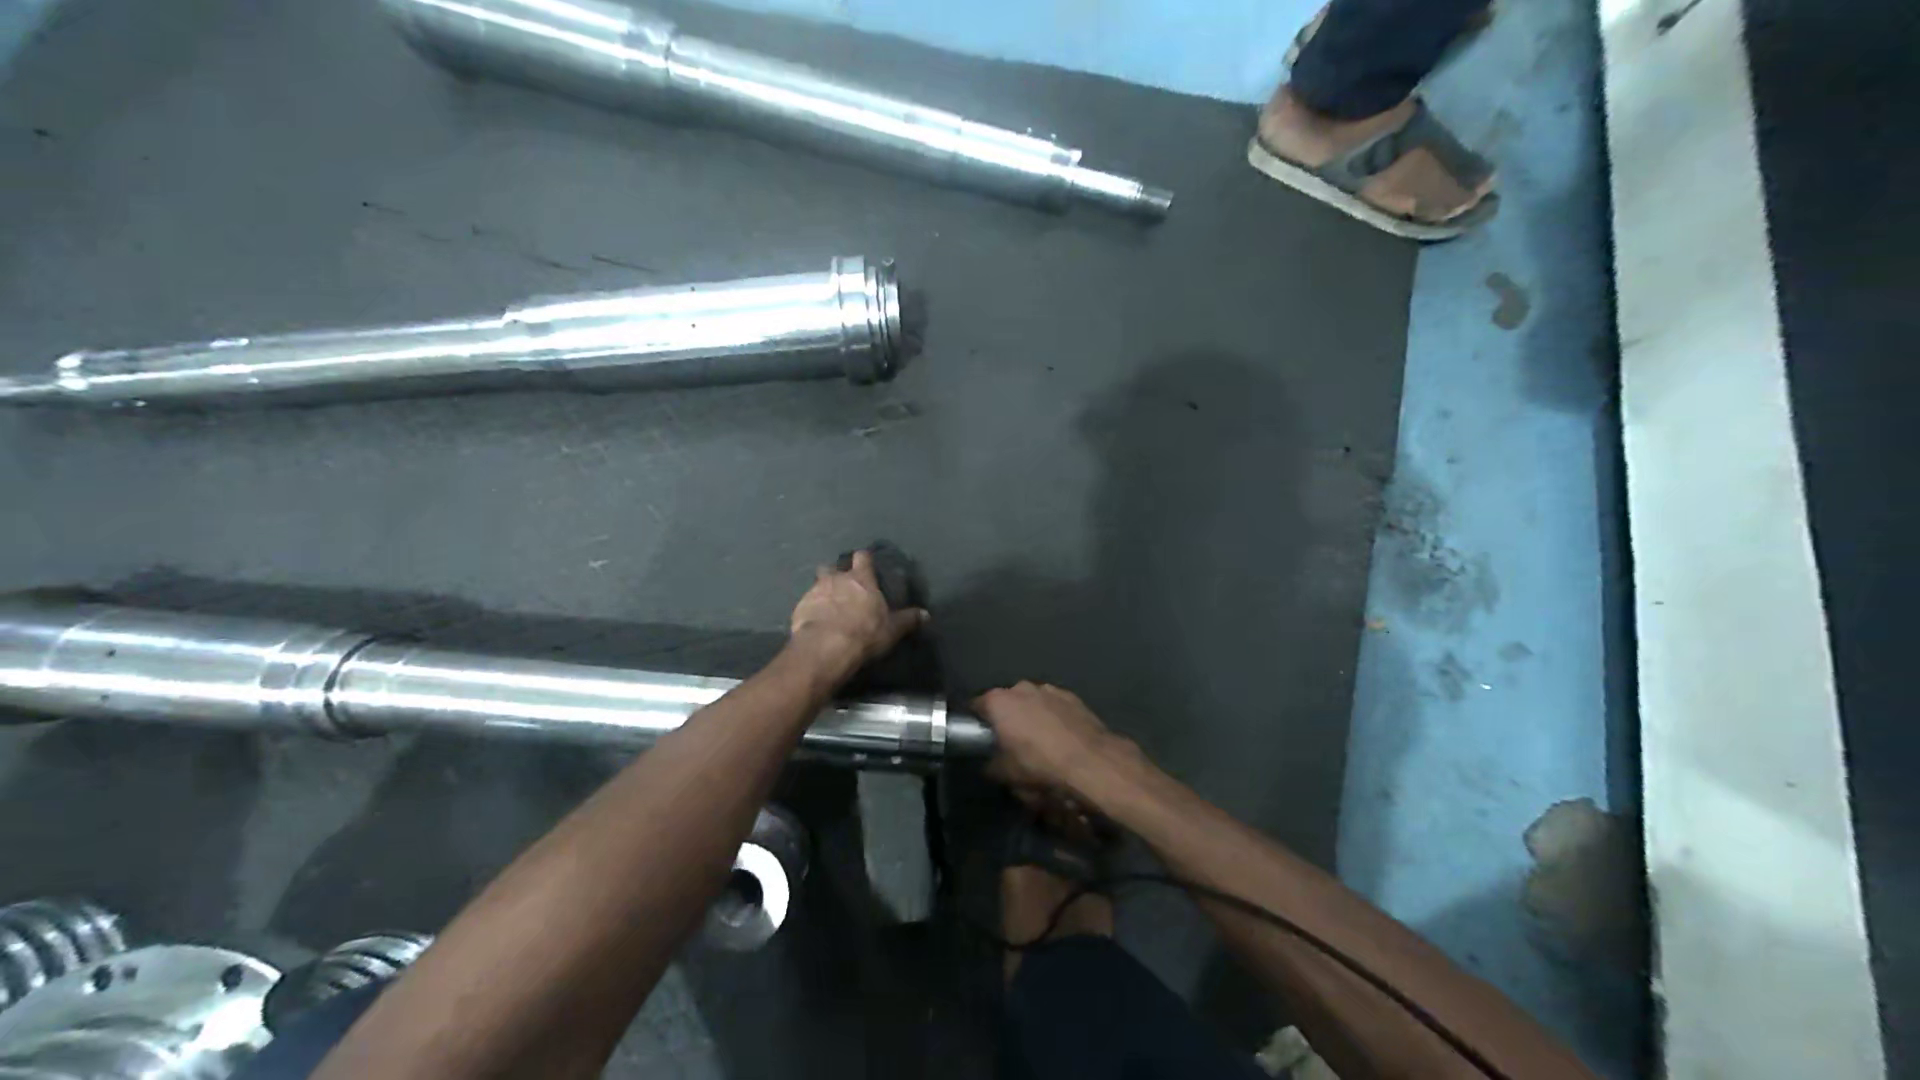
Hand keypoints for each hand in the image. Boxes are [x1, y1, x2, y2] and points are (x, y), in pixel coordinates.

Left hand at [788, 549, 927, 677]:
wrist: (826, 647)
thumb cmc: (864, 633)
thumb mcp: (892, 629)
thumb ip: (908, 619)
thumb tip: (926, 614)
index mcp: (860, 579)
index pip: (863, 557)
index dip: (864, 559)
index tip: (865, 563)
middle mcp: (836, 578)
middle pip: (832, 566)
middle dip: (835, 573)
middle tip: (841, 586)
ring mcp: (815, 591)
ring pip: (817, 583)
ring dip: (822, 591)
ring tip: (827, 606)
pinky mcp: (799, 607)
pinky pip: (805, 603)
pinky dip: (810, 609)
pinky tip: (814, 622)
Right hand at [973, 681, 1129, 797]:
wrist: (1091, 762)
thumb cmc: (1040, 766)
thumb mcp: (1006, 775)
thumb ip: (990, 764)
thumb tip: (989, 762)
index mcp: (999, 702)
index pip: (976, 706)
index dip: (976, 722)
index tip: (980, 737)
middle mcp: (1021, 688)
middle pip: (1006, 701)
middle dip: (1006, 718)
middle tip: (1011, 741)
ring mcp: (1049, 689)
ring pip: (1031, 701)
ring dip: (1031, 715)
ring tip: (1039, 739)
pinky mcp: (1072, 696)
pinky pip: (1054, 705)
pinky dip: (1053, 716)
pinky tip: (1060, 736)